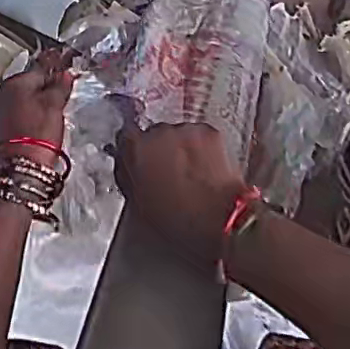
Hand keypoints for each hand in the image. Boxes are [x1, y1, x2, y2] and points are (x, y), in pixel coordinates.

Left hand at [0, 48, 74, 166]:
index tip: (65, 62)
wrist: (21, 166)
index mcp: (16, 82)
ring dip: (38, 98)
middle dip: (47, 84)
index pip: (40, 68)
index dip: (56, 67)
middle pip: (30, 82)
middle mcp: (3, 92)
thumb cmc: (37, 133)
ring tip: (55, 104)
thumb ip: (60, 86)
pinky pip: (19, 110)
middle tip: (64, 86)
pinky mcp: (0, 125)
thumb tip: (64, 75)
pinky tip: (41, 118)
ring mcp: (0, 109)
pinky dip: (31, 110)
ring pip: (24, 97)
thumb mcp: (54, 105)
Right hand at [115, 122, 248, 265]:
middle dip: (159, 150)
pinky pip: (198, 135)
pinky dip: (201, 147)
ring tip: (191, 174)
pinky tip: (205, 168)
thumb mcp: (140, 204)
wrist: (224, 219)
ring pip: (177, 134)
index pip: (126, 137)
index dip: (133, 151)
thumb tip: (127, 166)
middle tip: (168, 174)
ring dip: (180, 148)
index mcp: (136, 149)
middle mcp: (158, 132)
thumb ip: (128, 176)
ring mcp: (184, 129)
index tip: (138, 161)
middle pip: (153, 134)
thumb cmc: (181, 218)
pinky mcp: (209, 131)